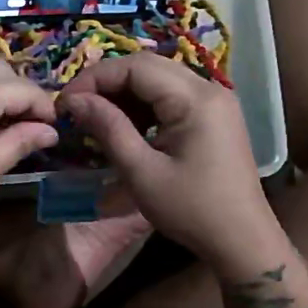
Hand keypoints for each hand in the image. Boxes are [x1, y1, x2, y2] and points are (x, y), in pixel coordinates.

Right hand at [57, 53, 274, 270]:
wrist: (241, 240)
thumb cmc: (191, 209)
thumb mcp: (141, 172)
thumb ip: (108, 128)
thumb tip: (74, 100)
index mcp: (195, 99)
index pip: (136, 66)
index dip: (95, 77)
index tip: (66, 102)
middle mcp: (209, 89)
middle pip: (147, 66)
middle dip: (106, 82)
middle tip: (76, 106)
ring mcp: (214, 101)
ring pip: (158, 80)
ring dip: (123, 93)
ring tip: (94, 117)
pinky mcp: (213, 116)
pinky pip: (170, 96)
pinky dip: (142, 105)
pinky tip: (122, 125)